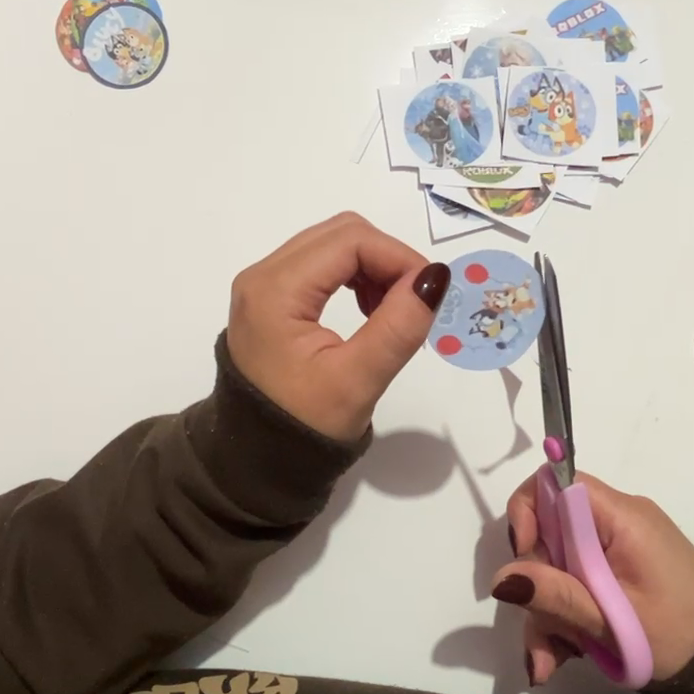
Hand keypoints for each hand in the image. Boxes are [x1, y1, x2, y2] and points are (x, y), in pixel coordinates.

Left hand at [227, 212, 449, 440]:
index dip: (398, 257)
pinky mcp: (272, 297)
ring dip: (372, 266)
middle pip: (340, 234)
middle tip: (414, 303)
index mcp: (274, 291)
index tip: (432, 293)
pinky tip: (369, 311)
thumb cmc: (304, 425)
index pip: (349, 241)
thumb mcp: (357, 381)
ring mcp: (264, 285)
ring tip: (392, 312)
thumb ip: (397, 327)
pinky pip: (320, 264)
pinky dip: (354, 276)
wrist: (257, 459)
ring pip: (332, 245)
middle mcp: (262, 276)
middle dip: (387, 259)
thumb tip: (435, 277)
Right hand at [492, 472, 693, 685]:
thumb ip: (558, 597)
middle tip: (542, 634)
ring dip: (545, 613)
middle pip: (549, 533)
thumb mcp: (613, 622)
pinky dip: (562, 616)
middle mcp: (614, 522)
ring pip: (556, 564)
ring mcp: (612, 547)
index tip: (524, 557)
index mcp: (621, 518)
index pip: (557, 482)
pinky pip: (573, 580)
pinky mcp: (612, 569)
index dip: (529, 511)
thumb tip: (501, 579)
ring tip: (547, 662)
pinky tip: (557, 657)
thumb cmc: (680, 635)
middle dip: (535, 585)